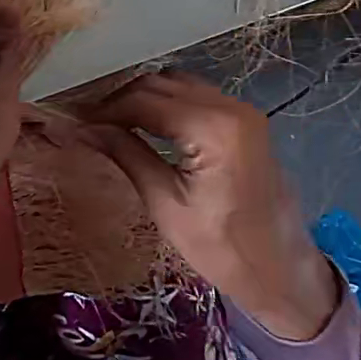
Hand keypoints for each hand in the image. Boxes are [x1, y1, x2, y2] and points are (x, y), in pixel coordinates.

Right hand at [79, 73, 340, 340]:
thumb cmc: (223, 248)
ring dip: (140, 97)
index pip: (141, 101)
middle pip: (156, 84)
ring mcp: (242, 111)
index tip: (73, 120)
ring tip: (110, 122)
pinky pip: (192, 93)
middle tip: (87, 122)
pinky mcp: (244, 120)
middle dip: (118, 100)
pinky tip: (143, 122)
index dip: (102, 109)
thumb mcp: (164, 203)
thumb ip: (124, 153)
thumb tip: (81, 127)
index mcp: (213, 129)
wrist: (286, 276)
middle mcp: (230, 108)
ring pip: (173, 82)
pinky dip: (164, 101)